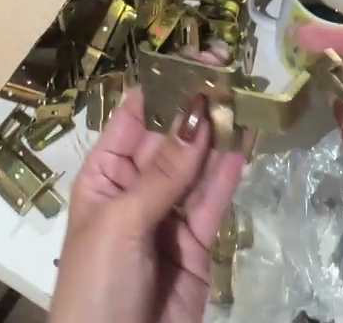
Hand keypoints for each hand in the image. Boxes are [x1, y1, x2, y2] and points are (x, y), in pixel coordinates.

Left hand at [49, 89, 247, 322]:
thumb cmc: (97, 283)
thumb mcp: (122, 221)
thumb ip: (165, 171)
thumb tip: (195, 111)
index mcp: (104, 173)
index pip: (134, 116)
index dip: (162, 85)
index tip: (195, 59)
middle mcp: (136, 186)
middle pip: (170, 135)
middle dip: (196, 104)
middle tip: (229, 70)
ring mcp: (167, 214)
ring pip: (196, 164)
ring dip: (218, 133)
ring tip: (245, 96)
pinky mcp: (196, 243)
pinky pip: (212, 200)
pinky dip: (229, 172)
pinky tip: (245, 142)